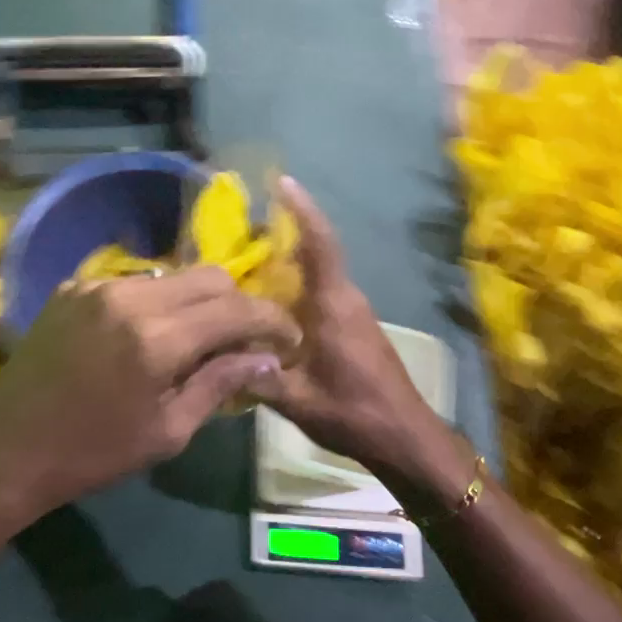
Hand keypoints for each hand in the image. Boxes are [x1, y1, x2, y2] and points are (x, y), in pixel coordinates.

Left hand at [0, 266, 299, 543]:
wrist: (8, 447)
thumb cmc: (93, 454)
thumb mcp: (168, 432)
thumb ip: (220, 384)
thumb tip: (267, 359)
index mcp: (157, 338)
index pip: (237, 308)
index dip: (272, 321)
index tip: (288, 340)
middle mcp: (130, 296)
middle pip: (208, 276)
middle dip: (238, 303)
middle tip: (246, 339)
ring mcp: (96, 287)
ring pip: (171, 275)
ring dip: (196, 301)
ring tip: (198, 338)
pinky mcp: (72, 288)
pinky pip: (133, 282)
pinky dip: (155, 302)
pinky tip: (149, 334)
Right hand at [257, 177, 444, 475]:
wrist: (405, 439)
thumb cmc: (355, 414)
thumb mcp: (297, 400)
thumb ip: (256, 374)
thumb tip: (216, 352)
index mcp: (333, 306)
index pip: (320, 244)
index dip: (303, 210)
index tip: (283, 182)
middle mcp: (345, 299)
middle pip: (314, 252)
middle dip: (281, 234)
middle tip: (238, 230)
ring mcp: (351, 313)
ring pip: (315, 274)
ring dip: (285, 263)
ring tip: (242, 264)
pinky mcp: (351, 327)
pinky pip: (318, 293)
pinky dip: (292, 287)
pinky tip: (264, 304)